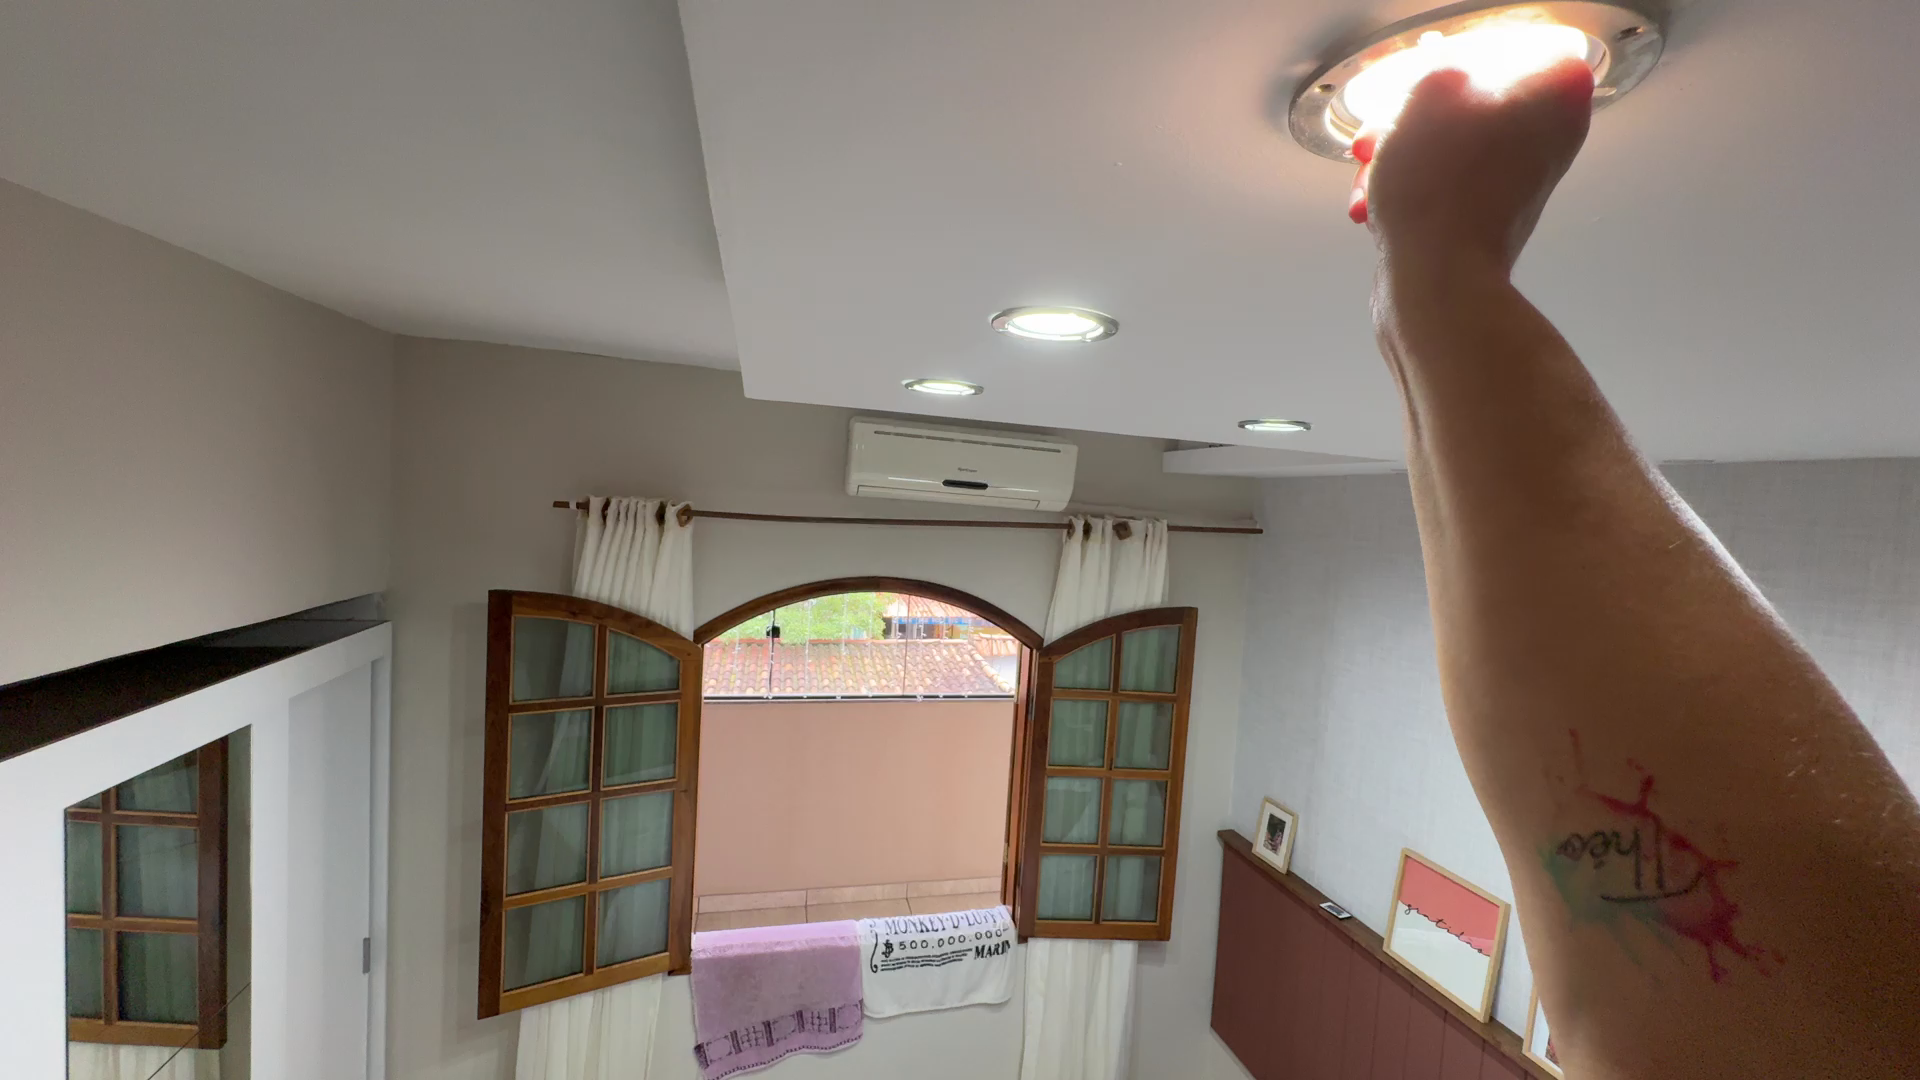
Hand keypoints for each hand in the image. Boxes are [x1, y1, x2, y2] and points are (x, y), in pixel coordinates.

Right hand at [1348, 57, 1594, 274]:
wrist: (1436, 280)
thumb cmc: (1439, 194)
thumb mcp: (1426, 96)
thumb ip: (1437, 68)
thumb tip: (1439, 77)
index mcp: (1558, 85)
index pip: (1495, 48)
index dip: (1439, 69)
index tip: (1407, 87)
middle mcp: (1552, 131)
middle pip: (1465, 105)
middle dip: (1407, 125)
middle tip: (1376, 140)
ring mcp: (1521, 180)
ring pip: (1447, 150)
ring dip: (1399, 163)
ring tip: (1370, 184)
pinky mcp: (1488, 217)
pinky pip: (1443, 188)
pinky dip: (1409, 193)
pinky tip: (1378, 210)